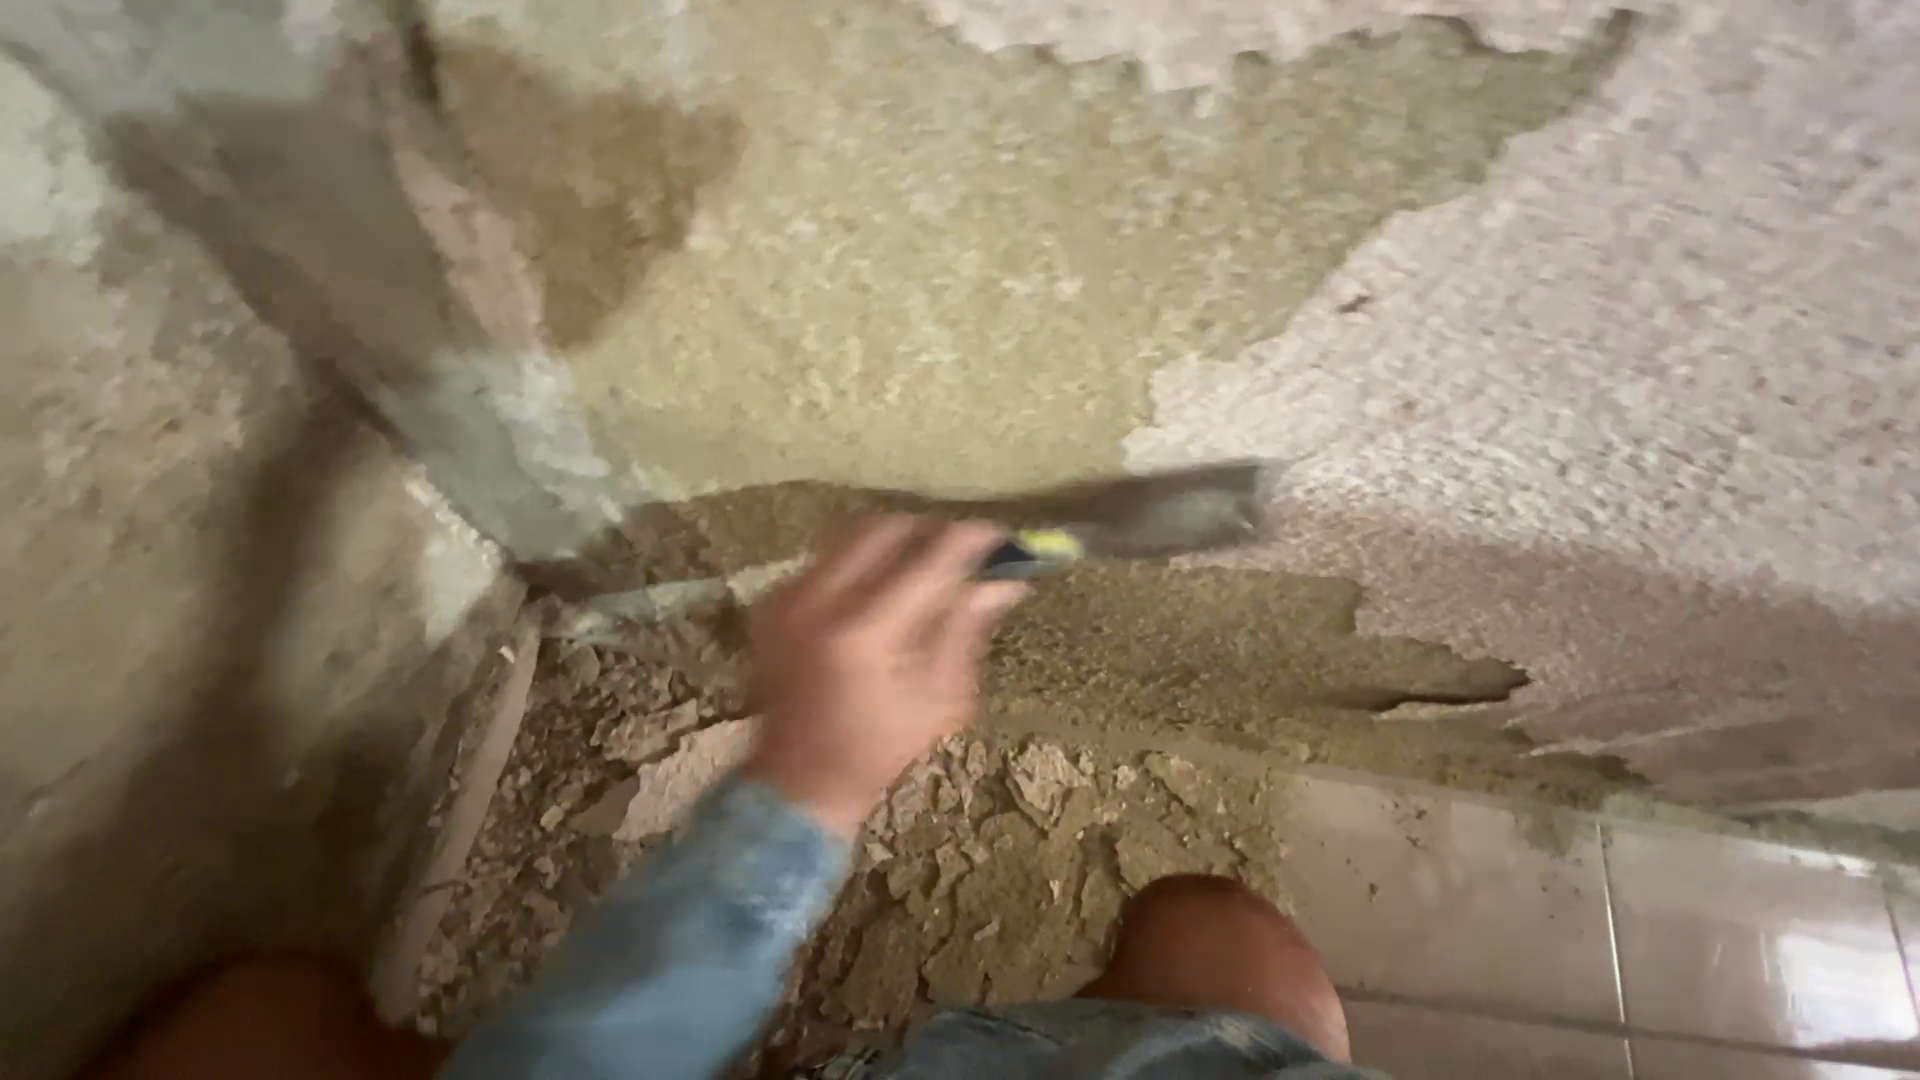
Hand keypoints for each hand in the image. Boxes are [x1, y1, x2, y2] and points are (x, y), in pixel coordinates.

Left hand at [741, 515, 1027, 835]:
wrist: (796, 778)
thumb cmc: (878, 748)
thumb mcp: (938, 698)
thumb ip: (965, 628)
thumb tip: (1003, 581)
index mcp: (866, 633)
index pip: (929, 559)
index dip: (970, 539)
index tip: (998, 536)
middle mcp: (820, 600)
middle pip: (885, 527)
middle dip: (929, 529)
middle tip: (956, 549)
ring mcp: (788, 596)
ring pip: (851, 533)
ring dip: (894, 541)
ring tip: (920, 565)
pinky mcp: (773, 600)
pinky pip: (826, 557)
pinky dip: (860, 561)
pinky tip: (877, 591)